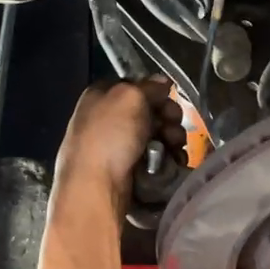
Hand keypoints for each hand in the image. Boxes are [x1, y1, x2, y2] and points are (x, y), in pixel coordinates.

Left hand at [53, 78, 184, 199]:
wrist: (95, 187)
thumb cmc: (109, 135)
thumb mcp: (130, 98)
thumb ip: (149, 86)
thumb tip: (162, 81)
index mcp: (102, 95)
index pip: (138, 86)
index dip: (157, 93)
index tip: (169, 100)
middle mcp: (109, 118)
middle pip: (152, 111)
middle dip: (169, 118)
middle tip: (172, 129)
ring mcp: (118, 144)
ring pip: (157, 134)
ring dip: (172, 139)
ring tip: (174, 150)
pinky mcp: (129, 168)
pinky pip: (155, 156)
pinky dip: (168, 158)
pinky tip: (173, 162)